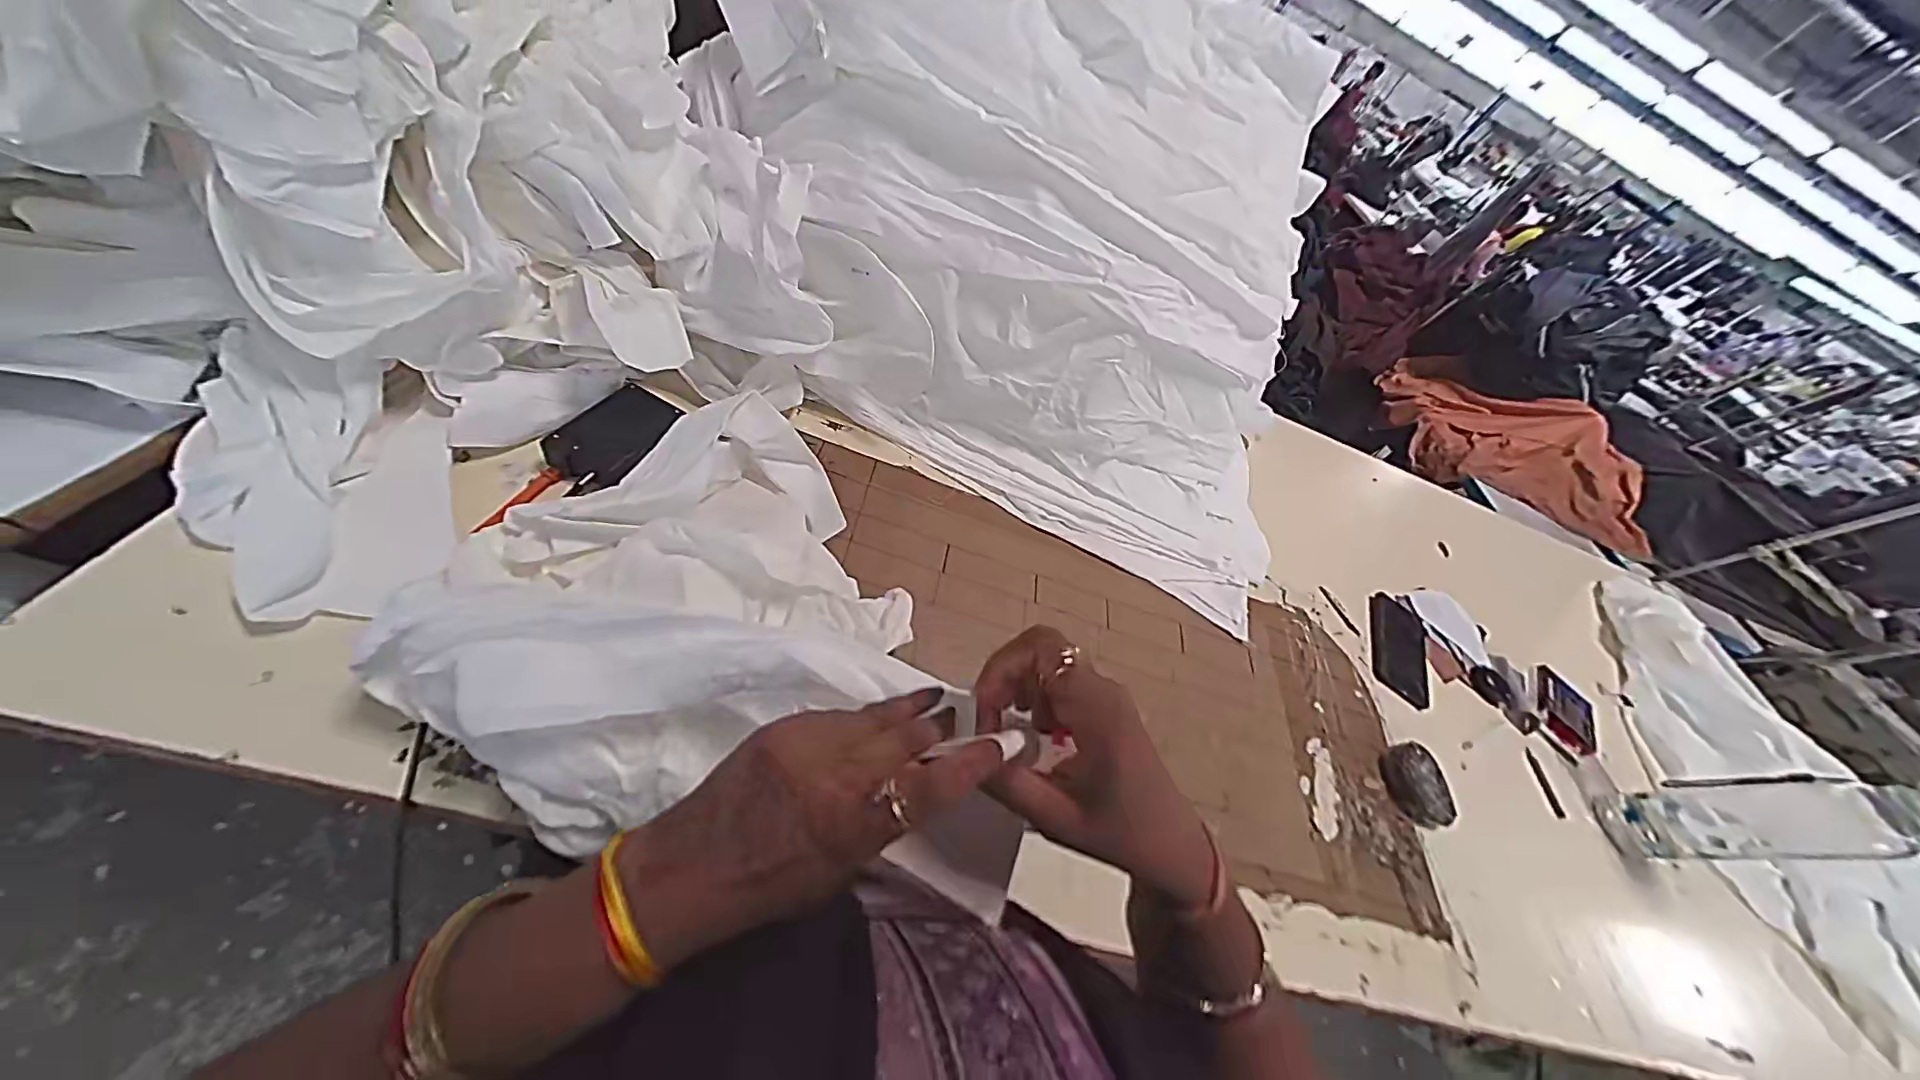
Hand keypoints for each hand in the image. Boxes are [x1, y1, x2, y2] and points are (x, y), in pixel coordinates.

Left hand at [618, 688, 1007, 968]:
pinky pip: (839, 716)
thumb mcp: (840, 872)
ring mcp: (807, 744)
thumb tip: (916, 792)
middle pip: (905, 739)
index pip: (929, 787)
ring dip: (907, 710)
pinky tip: (878, 713)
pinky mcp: (784, 727)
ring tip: (933, 697)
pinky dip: (864, 716)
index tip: (998, 745)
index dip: (970, 763)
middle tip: (959, 714)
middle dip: (938, 725)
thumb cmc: (771, 886)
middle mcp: (835, 778)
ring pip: (874, 718)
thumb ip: (881, 827)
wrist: (692, 864)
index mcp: (853, 825)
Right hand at [975, 627, 1216, 908]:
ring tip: (1010, 733)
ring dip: (1017, 688)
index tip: (986, 713)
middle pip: (1041, 647)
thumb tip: (966, 752)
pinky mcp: (1100, 705)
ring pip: (1046, 661)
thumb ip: (1006, 782)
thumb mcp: (1056, 817)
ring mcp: (1104, 695)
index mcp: (1098, 710)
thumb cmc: (1124, 834)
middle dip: (1004, 676)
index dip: (1002, 670)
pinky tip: (1032, 736)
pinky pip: (1056, 681)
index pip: (1043, 650)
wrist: (1172, 846)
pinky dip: (1032, 698)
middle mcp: (1103, 691)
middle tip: (991, 719)